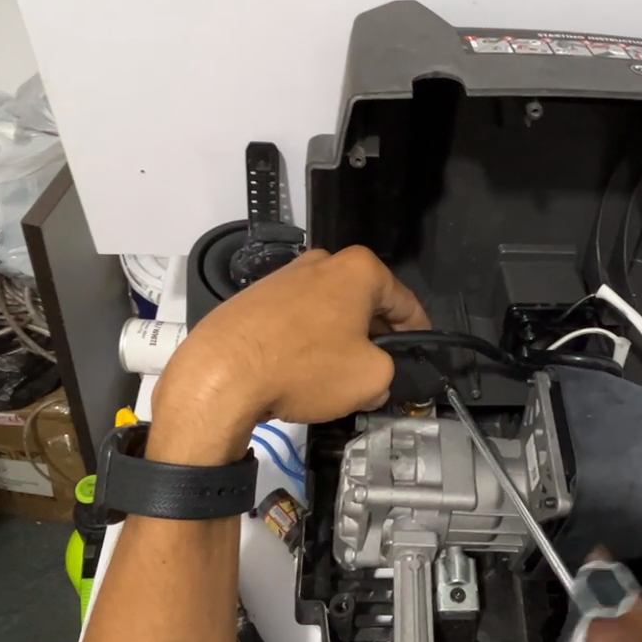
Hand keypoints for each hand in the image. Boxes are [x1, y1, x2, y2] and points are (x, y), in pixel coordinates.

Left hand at [146, 247, 428, 464]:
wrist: (220, 375)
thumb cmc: (304, 368)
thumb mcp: (372, 378)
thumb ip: (391, 371)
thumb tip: (377, 375)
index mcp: (358, 269)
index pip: (406, 302)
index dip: (418, 334)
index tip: (420, 355)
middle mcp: (321, 262)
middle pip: (365, 304)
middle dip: (376, 337)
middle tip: (381, 372)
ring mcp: (284, 277)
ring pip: (330, 313)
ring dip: (340, 341)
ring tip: (339, 379)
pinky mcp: (254, 299)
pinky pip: (296, 322)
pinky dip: (307, 344)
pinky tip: (302, 374)